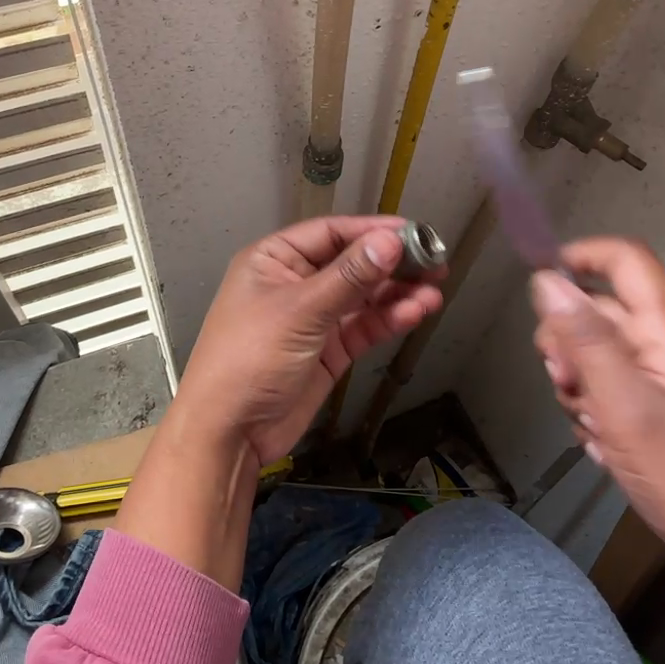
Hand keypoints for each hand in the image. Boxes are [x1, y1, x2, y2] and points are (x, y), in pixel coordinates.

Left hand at [175, 216, 443, 462]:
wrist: (229, 432)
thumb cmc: (251, 357)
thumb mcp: (300, 311)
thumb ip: (349, 277)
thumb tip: (390, 241)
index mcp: (273, 259)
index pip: (330, 233)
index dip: (371, 231)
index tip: (414, 232)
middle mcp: (294, 282)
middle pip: (351, 263)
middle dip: (391, 263)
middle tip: (435, 262)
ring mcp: (312, 318)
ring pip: (362, 297)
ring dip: (396, 293)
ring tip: (435, 290)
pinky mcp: (327, 350)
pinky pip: (362, 326)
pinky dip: (388, 319)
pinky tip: (417, 312)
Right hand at [532, 237, 664, 589]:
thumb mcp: (627, 409)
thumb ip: (585, 341)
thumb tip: (545, 279)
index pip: (625, 260)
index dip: (580, 257)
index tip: (539, 289)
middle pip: (600, 312)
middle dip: (567, 344)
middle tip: (566, 386)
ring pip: (598, 357)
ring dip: (579, 387)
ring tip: (593, 429)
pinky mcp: (664, 414)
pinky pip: (612, 394)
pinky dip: (597, 414)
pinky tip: (605, 449)